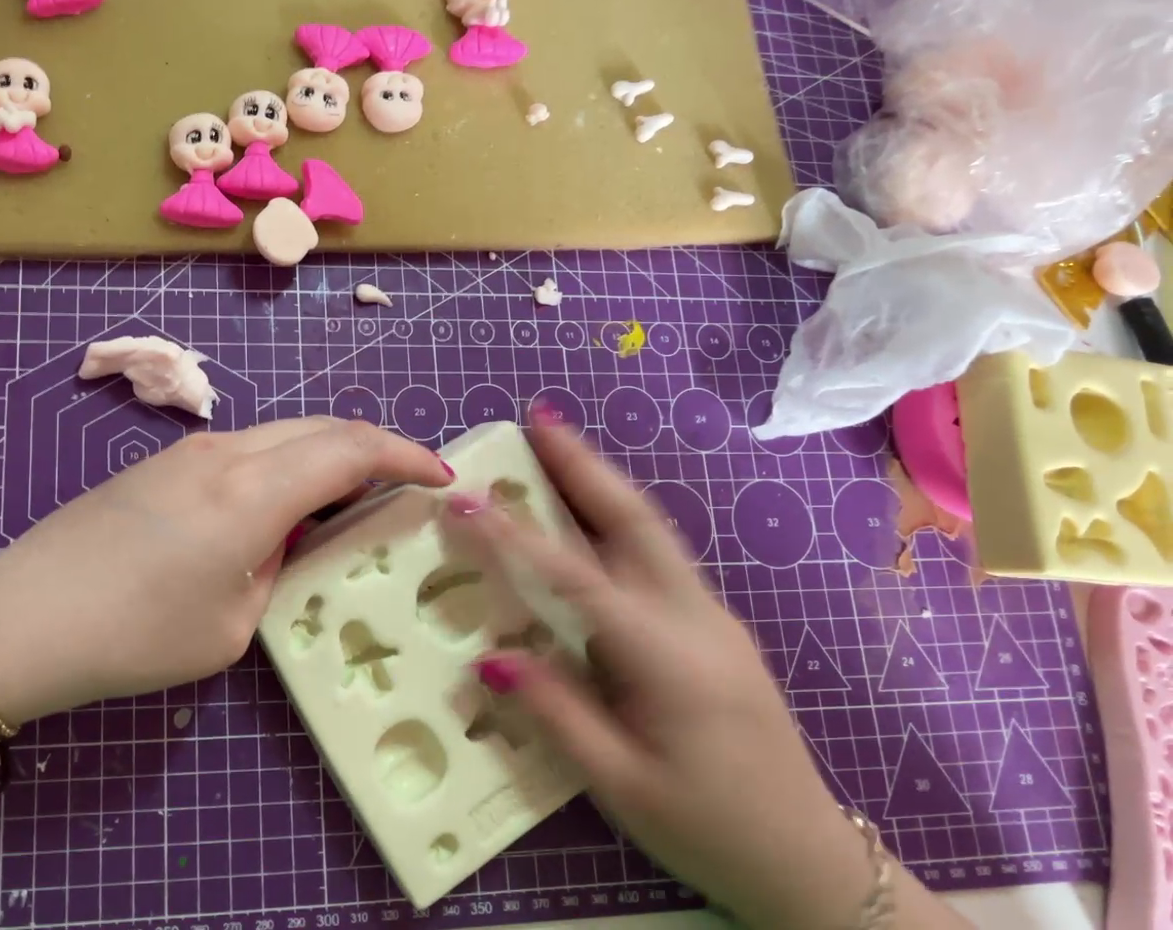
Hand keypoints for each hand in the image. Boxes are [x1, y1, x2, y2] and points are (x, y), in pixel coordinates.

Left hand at [0, 417, 450, 722]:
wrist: (22, 618)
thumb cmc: (134, 635)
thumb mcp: (231, 625)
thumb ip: (276, 568)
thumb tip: (283, 536)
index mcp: (253, 490)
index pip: (350, 449)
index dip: (404, 456)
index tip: (440, 477)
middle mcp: (224, 451)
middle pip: (317, 428)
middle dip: (370, 447)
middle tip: (404, 484)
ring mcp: (184, 450)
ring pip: (278, 433)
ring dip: (322, 454)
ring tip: (349, 498)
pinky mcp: (158, 464)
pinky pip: (241, 449)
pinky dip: (280, 464)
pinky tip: (279, 504)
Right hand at [442, 409, 872, 929]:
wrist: (810, 860)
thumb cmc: (706, 828)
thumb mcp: (619, 784)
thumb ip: (556, 711)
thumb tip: (492, 655)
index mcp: (665, 657)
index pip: (576, 576)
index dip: (515, 535)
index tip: (466, 499)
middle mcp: (695, 618)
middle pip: (634, 521)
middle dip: (583, 463)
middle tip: (538, 415)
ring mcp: (713, 618)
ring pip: (651, 531)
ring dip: (601, 481)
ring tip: (557, 442)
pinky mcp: (716, 628)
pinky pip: (658, 557)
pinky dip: (617, 519)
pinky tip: (589, 515)